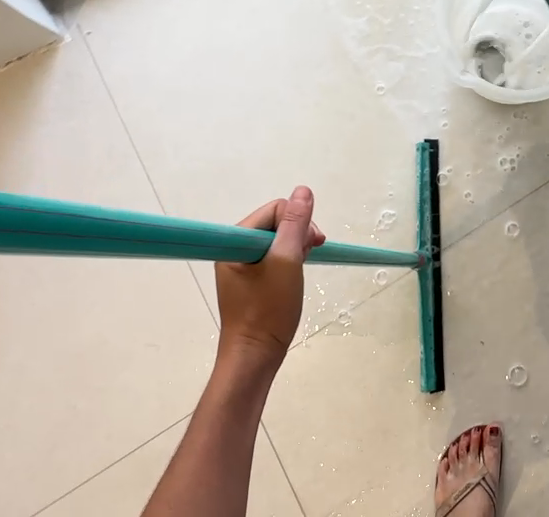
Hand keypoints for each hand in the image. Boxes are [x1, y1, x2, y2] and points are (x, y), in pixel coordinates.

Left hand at [214, 186, 324, 364]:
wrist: (255, 357)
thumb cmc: (268, 310)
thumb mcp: (286, 262)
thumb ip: (295, 224)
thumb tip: (303, 191)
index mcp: (235, 243)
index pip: (274, 210)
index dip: (297, 221)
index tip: (314, 244)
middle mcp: (234, 249)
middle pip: (275, 222)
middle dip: (299, 233)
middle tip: (312, 254)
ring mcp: (241, 266)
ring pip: (277, 239)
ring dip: (296, 247)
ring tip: (304, 266)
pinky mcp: (250, 279)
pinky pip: (273, 256)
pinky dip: (290, 260)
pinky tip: (296, 273)